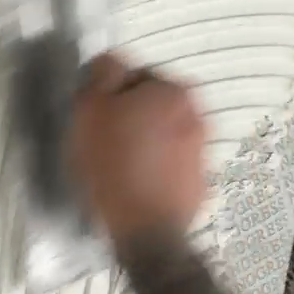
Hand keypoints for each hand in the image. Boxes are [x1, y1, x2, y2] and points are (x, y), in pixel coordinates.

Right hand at [69, 53, 207, 245]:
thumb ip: (102, 74)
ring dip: (142, 142)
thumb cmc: (113, 166)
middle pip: (150, 104)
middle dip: (129, 117)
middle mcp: (198, 113)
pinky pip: (169, 162)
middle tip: (102, 141)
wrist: (147, 232)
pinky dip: (154, 167)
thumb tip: (111, 62)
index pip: (132, 76)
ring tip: (117, 167)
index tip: (94, 119)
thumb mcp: (91, 110)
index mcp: (174, 89)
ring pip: (161, 134)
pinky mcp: (200, 179)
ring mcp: (203, 149)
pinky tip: (134, 184)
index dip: (108, 95)